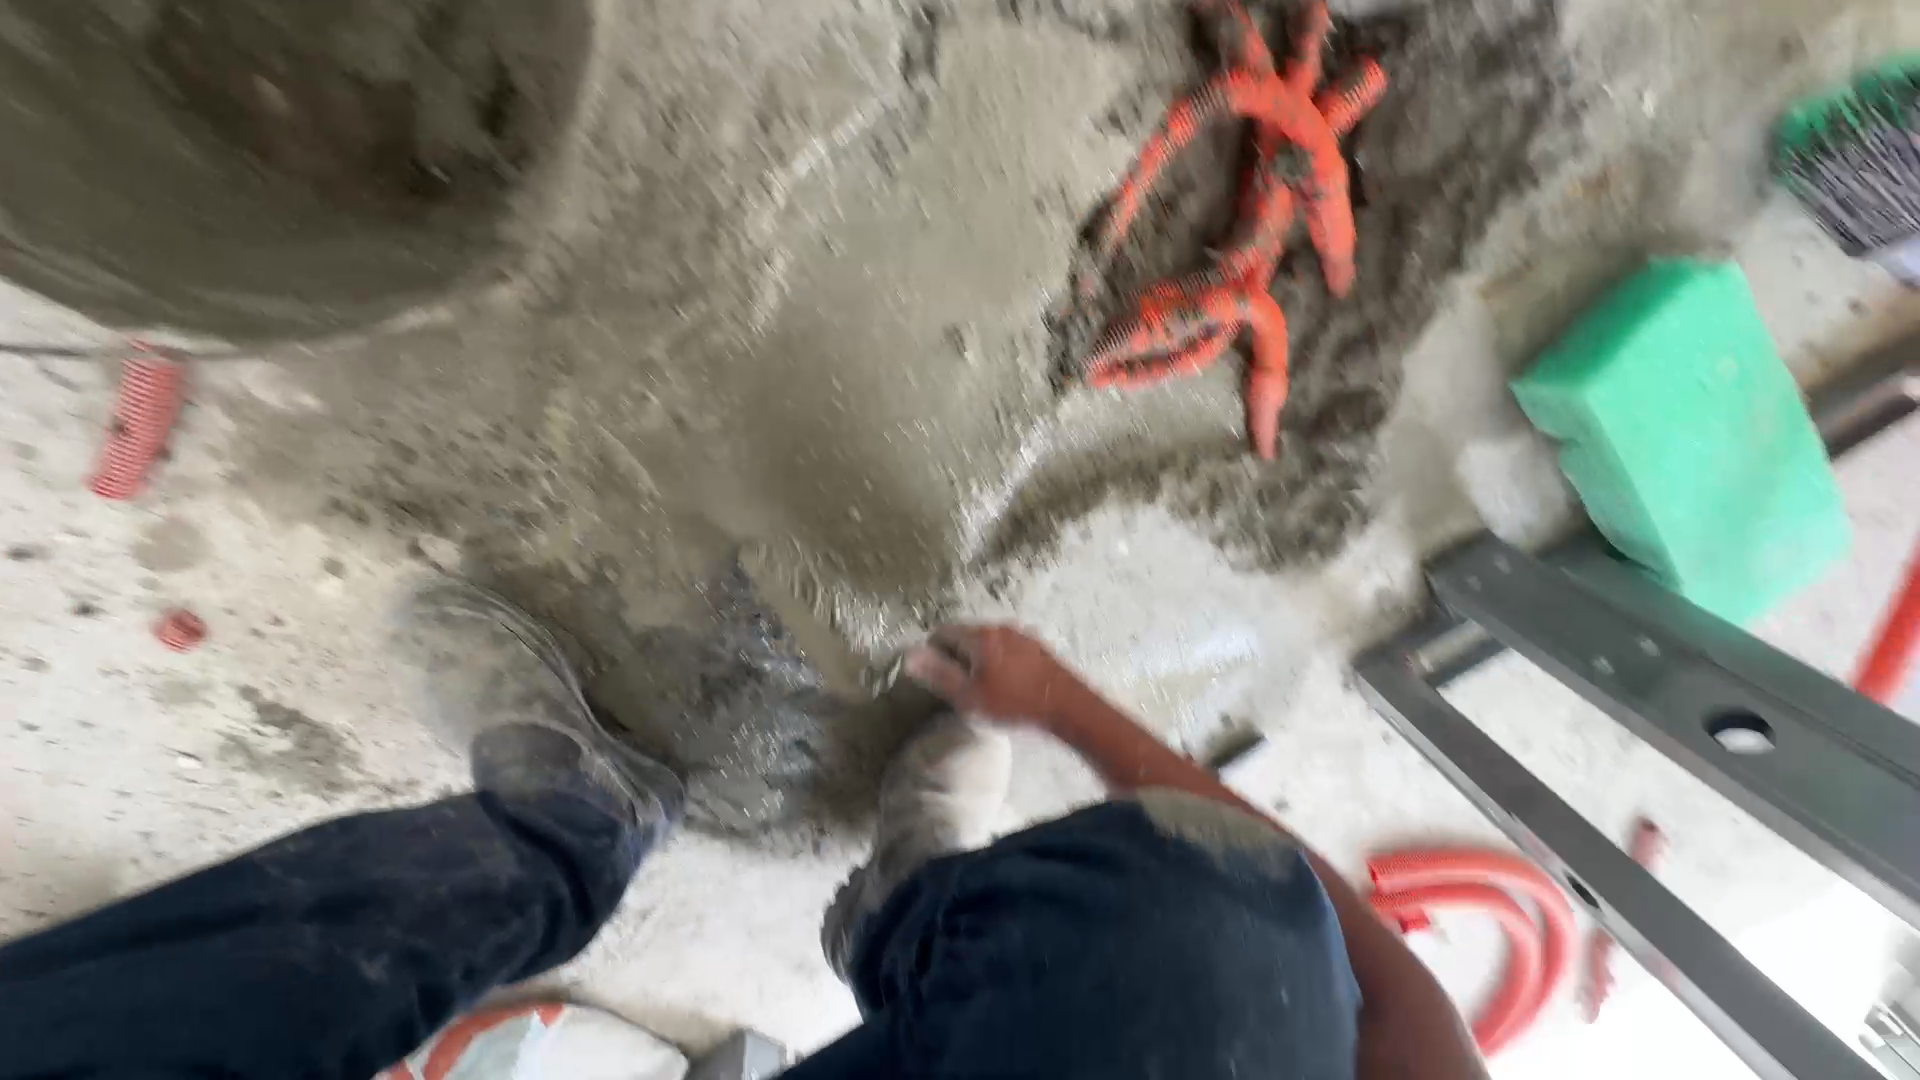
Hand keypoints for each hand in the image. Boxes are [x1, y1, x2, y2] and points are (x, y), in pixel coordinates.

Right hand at [904, 624, 1078, 726]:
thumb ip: (938, 674)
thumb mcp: (969, 697)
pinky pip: (1010, 648)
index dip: (934, 652)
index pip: (943, 632)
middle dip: (958, 655)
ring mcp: (1023, 634)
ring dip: (981, 658)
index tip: (939, 677)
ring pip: (990, 641)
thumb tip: (908, 655)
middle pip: (967, 634)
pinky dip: (1002, 661)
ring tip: (986, 687)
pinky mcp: (1040, 647)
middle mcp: (1000, 627)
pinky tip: (1010, 684)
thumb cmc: (1014, 704)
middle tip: (961, 685)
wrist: (1069, 708)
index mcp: (980, 635)